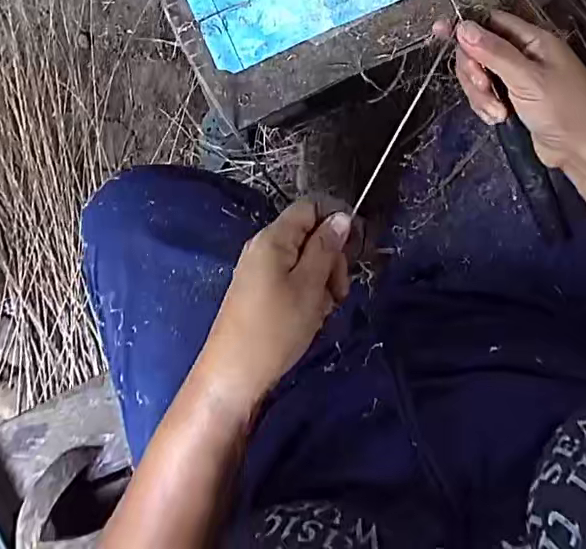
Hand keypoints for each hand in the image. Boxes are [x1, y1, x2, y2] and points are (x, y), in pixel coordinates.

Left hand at [191, 200, 351, 414]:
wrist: (231, 377)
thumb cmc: (274, 329)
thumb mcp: (309, 286)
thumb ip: (326, 248)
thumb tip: (341, 217)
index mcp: (273, 237)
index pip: (310, 207)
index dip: (335, 220)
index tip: (353, 249)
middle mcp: (263, 246)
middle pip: (309, 234)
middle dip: (331, 258)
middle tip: (338, 292)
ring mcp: (259, 270)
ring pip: (304, 261)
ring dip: (321, 281)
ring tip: (321, 311)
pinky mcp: (258, 292)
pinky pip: (291, 280)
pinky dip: (306, 294)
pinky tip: (308, 319)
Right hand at [435, 10, 585, 173]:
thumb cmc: (566, 110)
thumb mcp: (527, 78)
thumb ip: (493, 51)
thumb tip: (464, 26)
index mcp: (533, 40)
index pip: (491, 22)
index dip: (466, 27)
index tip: (440, 31)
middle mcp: (524, 55)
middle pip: (479, 50)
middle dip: (474, 71)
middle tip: (483, 88)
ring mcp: (518, 79)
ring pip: (479, 75)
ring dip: (480, 94)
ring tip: (497, 112)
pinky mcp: (513, 100)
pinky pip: (486, 96)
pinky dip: (486, 107)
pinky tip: (498, 119)